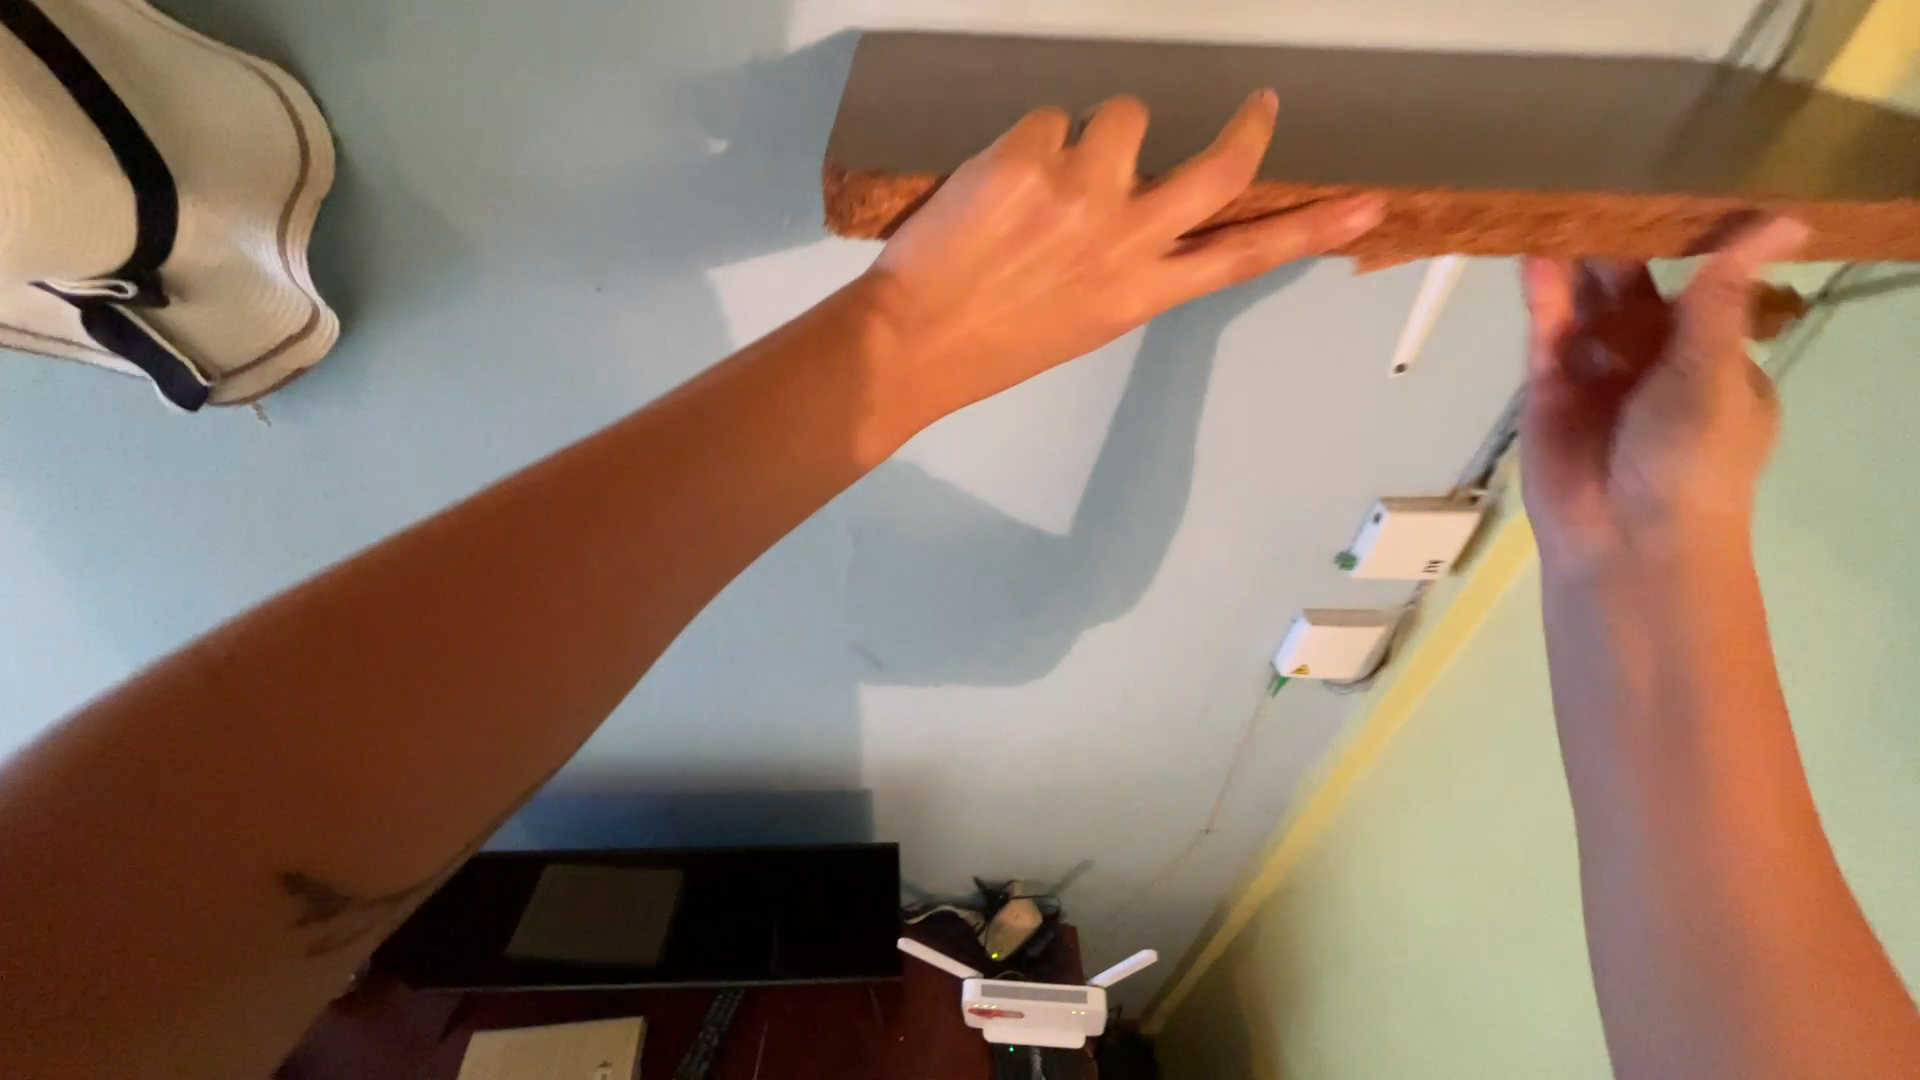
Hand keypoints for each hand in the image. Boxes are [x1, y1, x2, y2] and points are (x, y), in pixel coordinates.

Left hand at [859, 89, 1383, 429]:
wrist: (914, 344)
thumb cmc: (991, 342)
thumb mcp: (1079, 321)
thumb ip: (1124, 270)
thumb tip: (1146, 217)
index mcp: (1141, 294)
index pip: (1242, 257)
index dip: (1309, 229)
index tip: (1367, 205)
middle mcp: (1129, 241)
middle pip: (1221, 168)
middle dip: (1247, 129)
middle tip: (1256, 104)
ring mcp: (1088, 193)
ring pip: (1125, 116)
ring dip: (1091, 136)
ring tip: (1038, 184)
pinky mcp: (1037, 156)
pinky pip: (1051, 117)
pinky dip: (1029, 142)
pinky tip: (996, 185)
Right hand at [1519, 218, 1806, 567]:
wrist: (1622, 531)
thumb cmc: (1690, 459)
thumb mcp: (1715, 375)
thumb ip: (1721, 301)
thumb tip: (1779, 221)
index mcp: (1709, 354)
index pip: (1699, 285)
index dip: (1689, 240)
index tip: (1677, 187)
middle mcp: (1650, 357)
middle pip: (1633, 289)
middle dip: (1622, 244)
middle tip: (1603, 183)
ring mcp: (1593, 371)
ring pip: (1584, 305)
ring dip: (1575, 262)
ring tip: (1560, 205)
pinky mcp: (1545, 386)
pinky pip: (1546, 332)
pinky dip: (1542, 296)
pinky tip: (1535, 257)